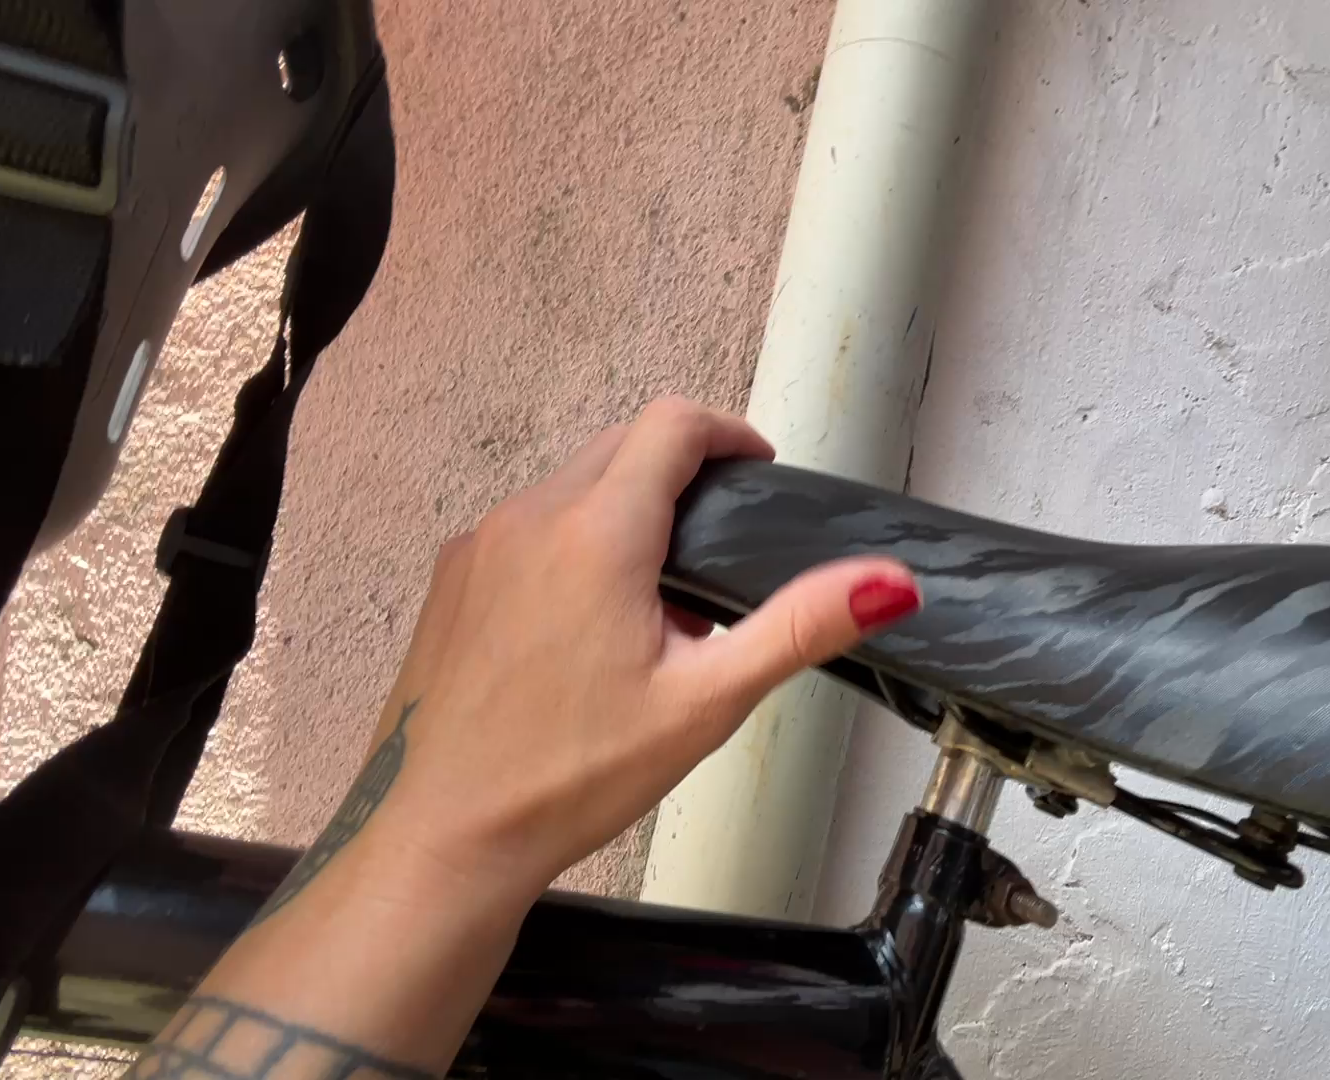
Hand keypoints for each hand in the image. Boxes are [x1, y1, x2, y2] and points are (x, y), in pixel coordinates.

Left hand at [358, 397, 919, 902]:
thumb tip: (891, 580)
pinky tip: (591, 616)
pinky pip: (531, 523)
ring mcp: (480, 542)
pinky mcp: (453, 576)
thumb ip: (801, 626)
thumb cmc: (576, 774)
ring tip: (664, 589)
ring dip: (630, 505)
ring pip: (574, 482)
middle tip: (721, 537)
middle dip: (682, 467)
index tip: (757, 471)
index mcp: (598, 531)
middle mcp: (531, 515)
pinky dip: (577, 536)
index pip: (672, 424)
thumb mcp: (706, 701)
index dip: (727, 432)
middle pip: (623, 444)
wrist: (438, 839)